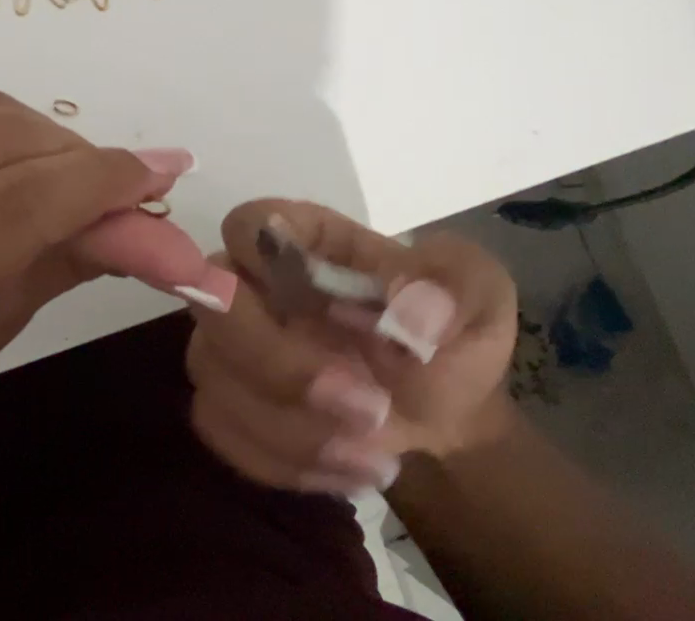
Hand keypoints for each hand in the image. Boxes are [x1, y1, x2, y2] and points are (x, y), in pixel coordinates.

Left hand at [0, 76, 239, 422]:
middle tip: (114, 177)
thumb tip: (185, 242)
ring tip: (59, 169)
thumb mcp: (11, 317)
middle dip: (73, 152)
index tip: (154, 174)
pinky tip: (8, 148)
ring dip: (39, 130)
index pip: (8, 211)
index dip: (92, 182)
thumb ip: (88, 258)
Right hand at [186, 200, 516, 492]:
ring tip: (379, 453)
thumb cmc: (447, 338)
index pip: (247, 226)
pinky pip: (223, 432)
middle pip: (215, 308)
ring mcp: (228, 347)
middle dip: (280, 365)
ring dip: (294, 429)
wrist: (444, 418)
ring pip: (216, 380)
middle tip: (368, 409)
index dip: (262, 257)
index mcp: (302, 242)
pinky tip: (349, 469)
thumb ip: (455, 288)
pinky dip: (286, 464)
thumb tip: (414, 310)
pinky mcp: (225, 405)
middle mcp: (250, 286)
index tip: (328, 308)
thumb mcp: (479, 299)